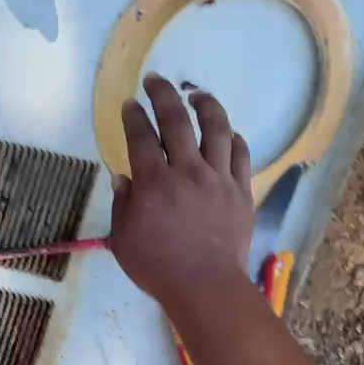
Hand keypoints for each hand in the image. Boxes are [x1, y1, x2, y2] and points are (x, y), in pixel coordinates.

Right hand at [109, 75, 254, 303]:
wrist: (204, 284)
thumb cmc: (156, 267)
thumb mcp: (123, 240)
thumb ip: (123, 204)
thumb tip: (123, 177)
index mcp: (154, 184)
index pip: (141, 139)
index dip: (134, 117)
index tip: (129, 104)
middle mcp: (187, 171)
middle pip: (177, 122)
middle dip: (163, 96)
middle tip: (156, 80)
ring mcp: (218, 177)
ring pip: (216, 128)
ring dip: (205, 105)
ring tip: (196, 94)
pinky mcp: (240, 189)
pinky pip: (240, 153)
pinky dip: (232, 137)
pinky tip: (227, 132)